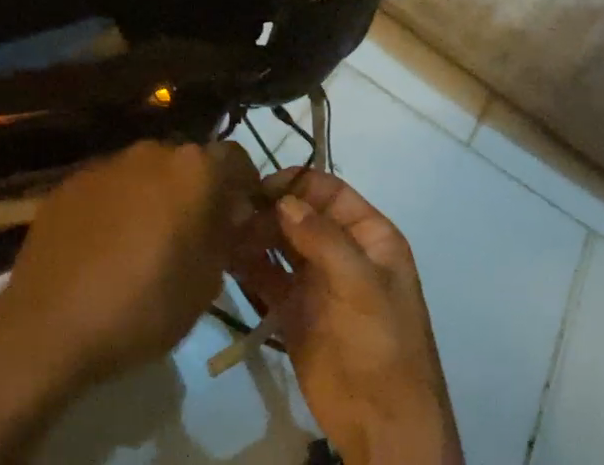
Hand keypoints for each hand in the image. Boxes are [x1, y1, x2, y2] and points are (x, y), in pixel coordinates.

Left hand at [0, 139, 260, 382]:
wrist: (47, 327)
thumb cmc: (143, 306)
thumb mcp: (207, 283)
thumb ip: (229, 239)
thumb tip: (234, 218)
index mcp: (195, 170)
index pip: (236, 160)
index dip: (244, 190)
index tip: (239, 222)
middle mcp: (153, 152)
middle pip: (188, 164)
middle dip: (196, 193)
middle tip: (193, 236)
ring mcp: (106, 165)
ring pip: (145, 174)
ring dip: (154, 198)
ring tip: (143, 244)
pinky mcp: (68, 184)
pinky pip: (108, 189)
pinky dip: (116, 208)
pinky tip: (104, 249)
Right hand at [233, 169, 462, 464]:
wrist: (382, 418)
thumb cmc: (382, 340)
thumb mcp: (362, 284)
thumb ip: (323, 239)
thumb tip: (284, 202)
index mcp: (370, 236)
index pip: (330, 193)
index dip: (297, 185)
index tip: (258, 185)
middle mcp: (342, 251)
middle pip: (301, 216)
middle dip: (269, 210)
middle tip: (230, 212)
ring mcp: (316, 281)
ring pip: (281, 245)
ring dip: (254, 236)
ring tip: (221, 231)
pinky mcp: (293, 310)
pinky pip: (267, 279)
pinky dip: (248, 267)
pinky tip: (224, 258)